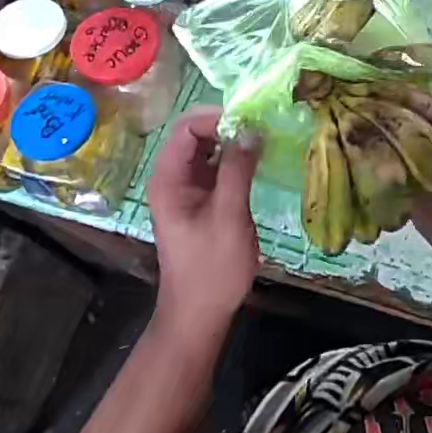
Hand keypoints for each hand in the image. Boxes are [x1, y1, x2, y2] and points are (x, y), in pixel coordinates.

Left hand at [146, 108, 260, 330]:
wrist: (199, 313)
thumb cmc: (211, 267)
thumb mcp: (228, 215)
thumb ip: (238, 170)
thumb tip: (251, 129)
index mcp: (168, 178)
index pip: (186, 128)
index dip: (216, 119)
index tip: (250, 122)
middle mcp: (173, 177)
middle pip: (195, 134)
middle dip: (226, 125)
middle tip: (261, 128)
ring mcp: (186, 188)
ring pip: (207, 149)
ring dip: (232, 141)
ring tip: (263, 139)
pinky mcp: (201, 199)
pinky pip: (216, 166)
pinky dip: (234, 158)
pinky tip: (257, 160)